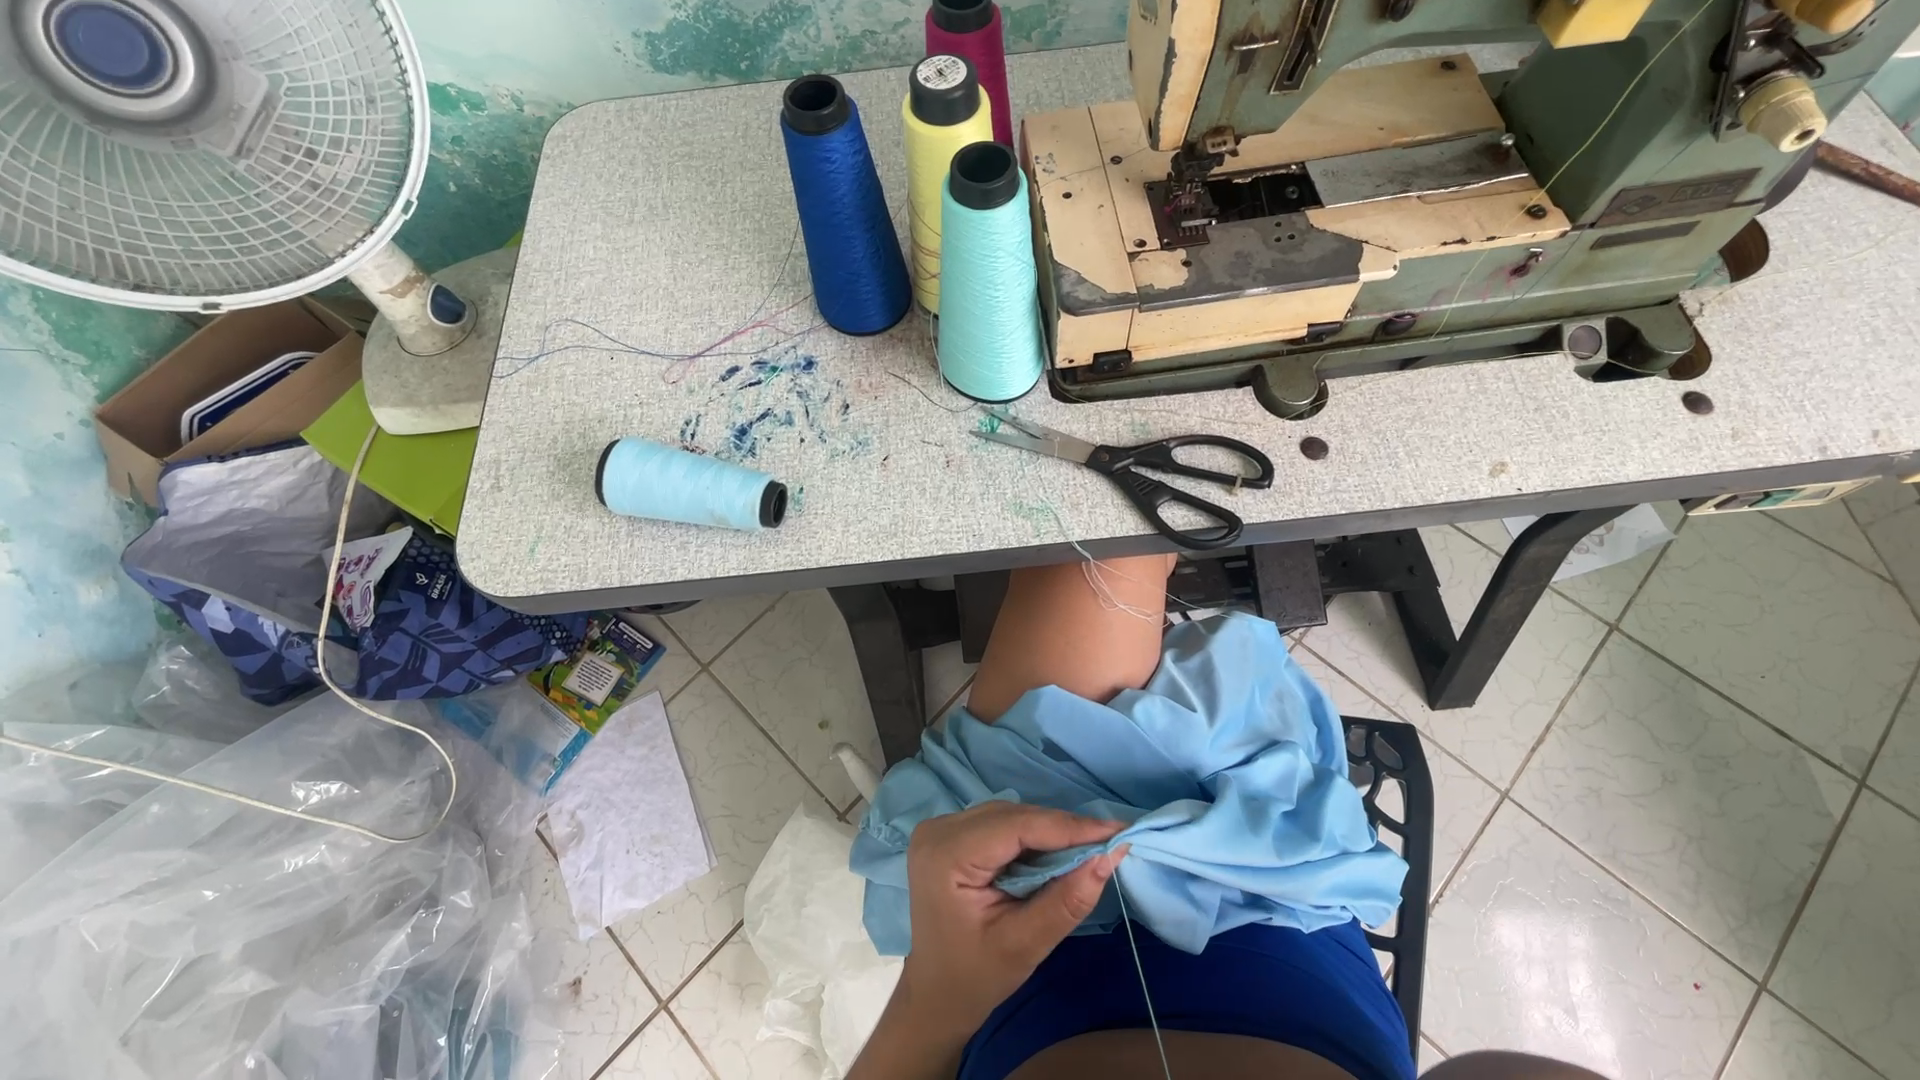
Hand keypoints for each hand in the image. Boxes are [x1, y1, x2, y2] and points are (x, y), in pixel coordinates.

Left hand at [899, 801, 1127, 1031]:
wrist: (936, 994)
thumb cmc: (975, 976)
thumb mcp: (1025, 944)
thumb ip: (1067, 900)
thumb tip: (1109, 856)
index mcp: (946, 855)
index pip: (1017, 826)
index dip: (1070, 826)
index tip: (1118, 830)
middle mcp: (938, 831)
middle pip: (1013, 817)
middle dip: (1063, 829)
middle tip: (1110, 842)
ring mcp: (940, 830)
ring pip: (1009, 817)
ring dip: (1049, 832)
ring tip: (1090, 847)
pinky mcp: (949, 836)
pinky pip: (1000, 825)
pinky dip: (1031, 838)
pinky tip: (1056, 852)